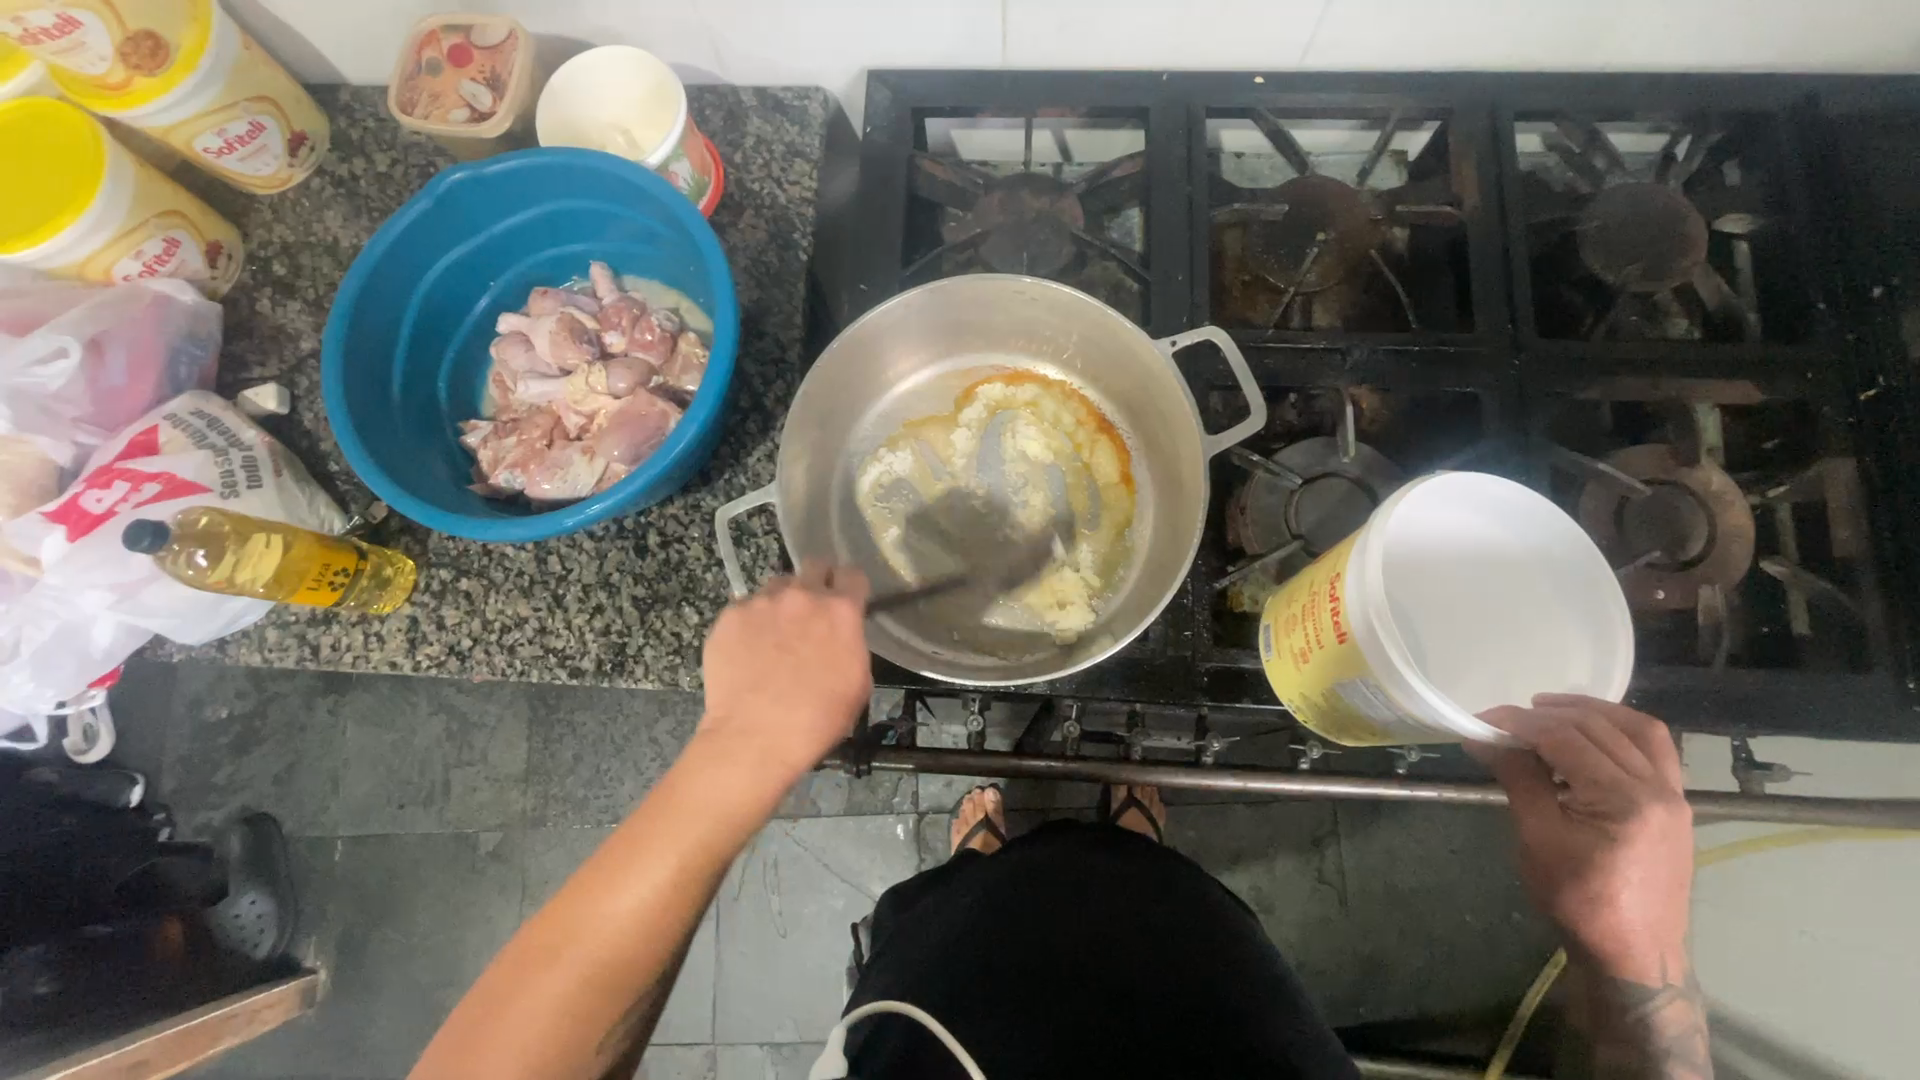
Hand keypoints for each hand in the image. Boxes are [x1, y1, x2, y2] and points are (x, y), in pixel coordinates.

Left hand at [698, 560, 872, 780]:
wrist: (756, 737)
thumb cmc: (817, 719)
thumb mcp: (859, 683)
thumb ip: (852, 644)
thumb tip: (841, 636)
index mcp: (841, 611)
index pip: (853, 575)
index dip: (850, 587)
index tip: (846, 600)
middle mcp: (802, 595)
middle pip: (814, 566)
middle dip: (817, 583)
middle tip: (811, 612)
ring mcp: (761, 602)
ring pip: (776, 586)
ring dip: (781, 603)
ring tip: (774, 634)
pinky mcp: (729, 616)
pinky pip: (745, 608)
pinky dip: (750, 623)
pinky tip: (747, 651)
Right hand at [1473, 694, 1694, 980]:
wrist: (1632, 951)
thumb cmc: (1578, 898)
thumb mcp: (1537, 836)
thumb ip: (1517, 778)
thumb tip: (1483, 738)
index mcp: (1624, 799)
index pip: (1565, 738)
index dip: (1519, 722)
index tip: (1481, 721)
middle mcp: (1659, 789)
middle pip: (1599, 727)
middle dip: (1546, 714)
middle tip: (1503, 719)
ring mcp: (1674, 797)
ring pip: (1638, 730)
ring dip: (1591, 712)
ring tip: (1547, 710)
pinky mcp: (1675, 806)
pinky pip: (1654, 751)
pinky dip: (1619, 731)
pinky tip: (1587, 736)